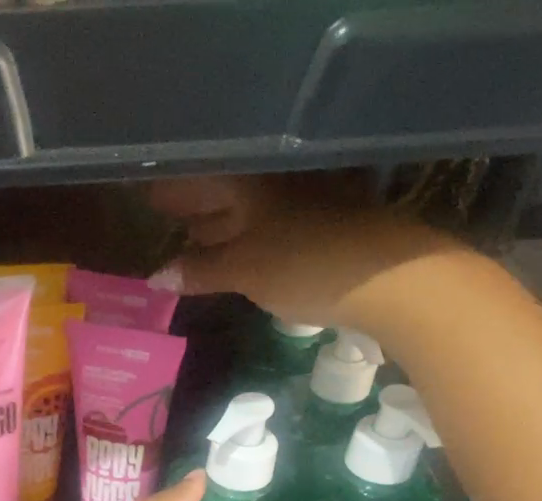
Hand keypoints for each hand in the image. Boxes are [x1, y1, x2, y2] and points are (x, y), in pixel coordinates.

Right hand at [146, 173, 463, 330]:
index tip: (148, 200)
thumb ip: (200, 271)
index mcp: (251, 187)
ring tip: (197, 243)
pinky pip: (275, 231)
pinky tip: (246, 258)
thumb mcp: (243, 271)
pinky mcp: (329, 231)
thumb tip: (156, 275)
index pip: (202, 181)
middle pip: (228, 194)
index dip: (174, 192)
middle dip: (197, 207)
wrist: (394, 278)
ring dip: (224, 227)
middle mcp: (278, 187)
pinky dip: (252, 242)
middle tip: (167, 219)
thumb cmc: (306, 265)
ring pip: (252, 213)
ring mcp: (308, 206)